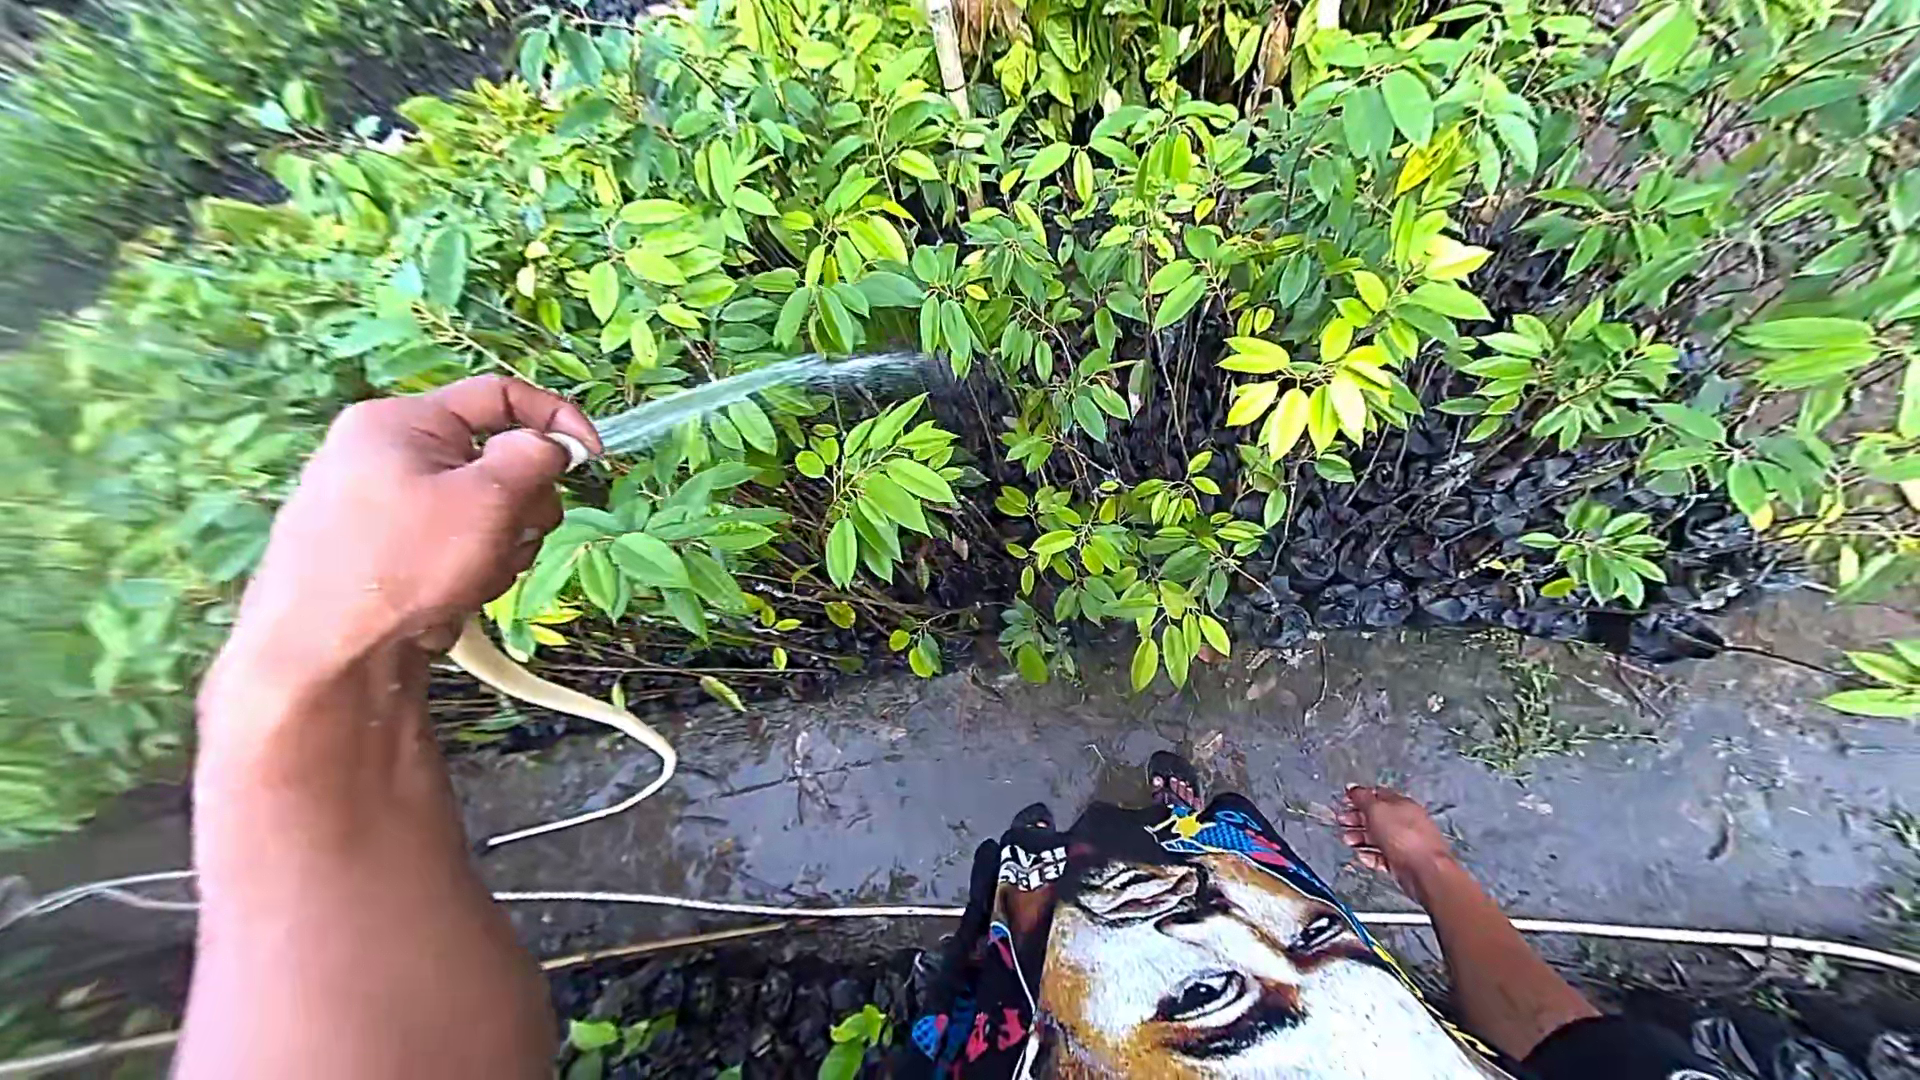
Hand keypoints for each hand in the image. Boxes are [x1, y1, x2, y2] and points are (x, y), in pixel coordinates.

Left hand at [225, 375, 599, 666]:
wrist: (328, 650)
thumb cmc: (406, 561)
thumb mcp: (487, 498)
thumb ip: (534, 457)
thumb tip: (556, 443)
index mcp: (404, 423)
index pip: (501, 395)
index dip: (558, 418)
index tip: (594, 456)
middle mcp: (395, 452)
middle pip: (503, 456)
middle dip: (526, 500)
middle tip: (514, 531)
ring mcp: (396, 499)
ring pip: (495, 502)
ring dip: (507, 537)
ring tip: (478, 569)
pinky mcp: (401, 541)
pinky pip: (470, 534)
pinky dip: (481, 558)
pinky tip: (461, 584)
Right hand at [1336, 785, 1458, 899]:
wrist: (1427, 873)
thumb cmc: (1402, 835)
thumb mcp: (1376, 809)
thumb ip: (1362, 797)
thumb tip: (1352, 788)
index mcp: (1402, 805)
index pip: (1377, 796)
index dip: (1358, 797)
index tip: (1344, 802)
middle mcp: (1405, 823)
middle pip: (1375, 817)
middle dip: (1356, 819)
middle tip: (1342, 822)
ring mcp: (1405, 844)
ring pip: (1377, 837)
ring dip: (1359, 838)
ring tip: (1348, 841)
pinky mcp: (1403, 863)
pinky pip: (1382, 856)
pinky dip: (1370, 855)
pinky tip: (1362, 856)